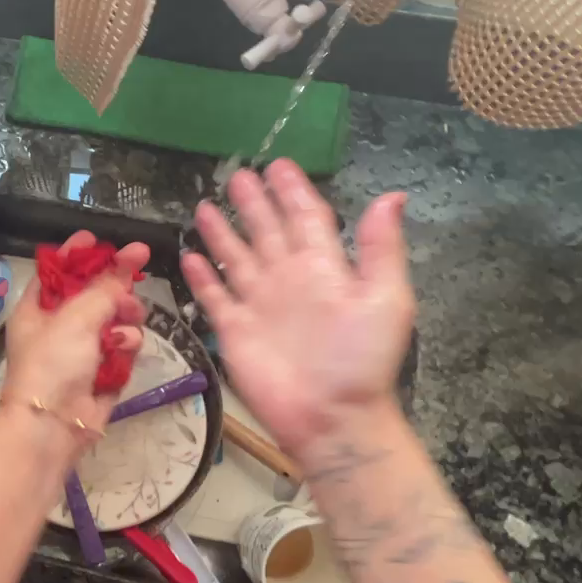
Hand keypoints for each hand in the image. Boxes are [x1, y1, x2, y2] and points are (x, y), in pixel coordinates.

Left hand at [0, 231, 147, 450]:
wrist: (52, 426)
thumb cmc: (52, 364)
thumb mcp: (76, 316)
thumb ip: (105, 286)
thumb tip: (129, 257)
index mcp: (37, 309)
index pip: (57, 272)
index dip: (77, 255)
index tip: (98, 240)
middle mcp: (58, 327)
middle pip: (94, 294)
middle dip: (115, 287)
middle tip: (135, 277)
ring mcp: (82, 351)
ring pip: (115, 320)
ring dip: (125, 318)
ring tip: (127, 322)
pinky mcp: (103, 373)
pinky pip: (123, 349)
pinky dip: (126, 347)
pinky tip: (123, 350)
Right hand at [181, 159, 413, 453]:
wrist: (330, 416)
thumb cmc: (361, 359)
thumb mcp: (386, 299)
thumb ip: (381, 248)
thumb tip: (392, 196)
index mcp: (324, 268)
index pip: (305, 218)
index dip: (292, 192)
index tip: (278, 166)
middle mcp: (288, 279)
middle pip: (266, 231)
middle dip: (253, 203)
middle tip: (237, 175)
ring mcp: (258, 304)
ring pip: (236, 258)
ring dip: (222, 233)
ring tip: (205, 206)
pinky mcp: (234, 329)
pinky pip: (214, 296)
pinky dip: (202, 277)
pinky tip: (190, 256)